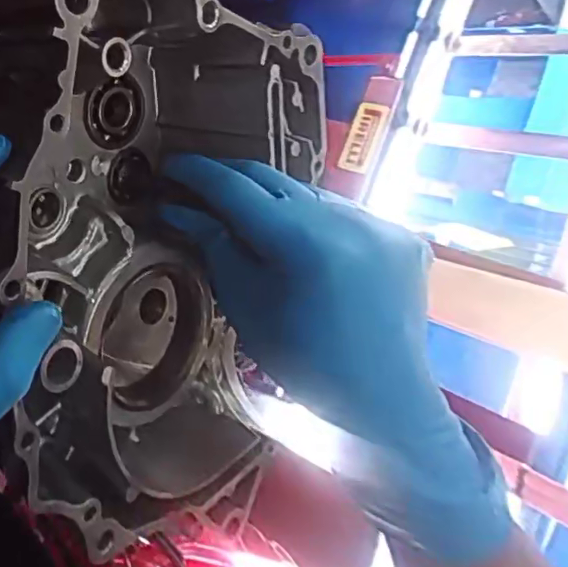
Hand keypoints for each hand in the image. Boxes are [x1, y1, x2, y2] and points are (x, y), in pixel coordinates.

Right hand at [159, 156, 510, 563]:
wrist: (383, 400)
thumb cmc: (299, 358)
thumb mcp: (242, 299)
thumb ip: (212, 242)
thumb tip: (174, 207)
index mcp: (299, 240)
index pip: (233, 187)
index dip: (195, 173)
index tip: (167, 166)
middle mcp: (343, 219)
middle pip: (268, 177)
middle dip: (226, 177)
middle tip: (192, 185)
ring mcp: (378, 223)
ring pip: (303, 190)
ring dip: (267, 196)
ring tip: (241, 214)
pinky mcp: (400, 233)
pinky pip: (337, 210)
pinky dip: (307, 216)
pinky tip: (295, 239)